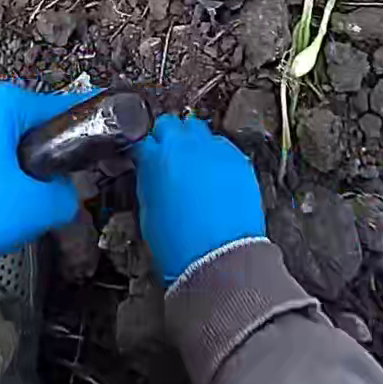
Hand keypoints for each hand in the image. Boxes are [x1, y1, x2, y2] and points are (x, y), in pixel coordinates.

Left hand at [0, 82, 88, 313]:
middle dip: (62, 162)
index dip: (99, 133)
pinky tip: (8, 208)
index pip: (73, 108)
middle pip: (49, 129)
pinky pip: (0, 159)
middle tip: (73, 193)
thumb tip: (73, 196)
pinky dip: (11, 180)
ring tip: (37, 206)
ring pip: (24, 148)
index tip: (117, 155)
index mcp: (9, 101)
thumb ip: (67, 198)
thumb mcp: (27, 209)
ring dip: (35, 176)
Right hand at [132, 114, 264, 281]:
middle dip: (169, 136)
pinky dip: (217, 155)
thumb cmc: (180, 245)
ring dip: (194, 142)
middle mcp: (185, 146)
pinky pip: (223, 146)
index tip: (149, 156)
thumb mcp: (149, 212)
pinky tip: (215, 176)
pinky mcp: (237, 157)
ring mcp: (214, 149)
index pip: (144, 138)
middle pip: (171, 124)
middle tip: (171, 156)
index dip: (146, 149)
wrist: (220, 259)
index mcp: (157, 159)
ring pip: (199, 129)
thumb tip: (151, 170)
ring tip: (195, 165)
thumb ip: (149, 180)